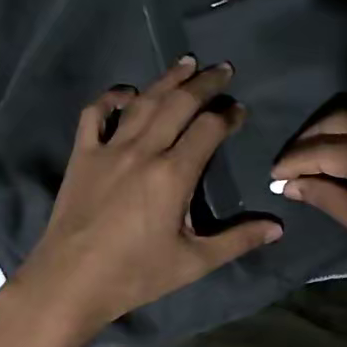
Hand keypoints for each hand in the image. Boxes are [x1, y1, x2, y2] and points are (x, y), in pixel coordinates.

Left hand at [14, 57, 282, 334]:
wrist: (69, 283)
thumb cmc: (135, 275)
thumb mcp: (194, 262)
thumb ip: (238, 240)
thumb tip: (278, 227)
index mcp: (173, 174)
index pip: (209, 128)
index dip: (228, 114)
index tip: (240, 110)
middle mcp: (143, 151)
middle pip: (179, 103)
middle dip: (205, 83)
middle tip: (223, 69)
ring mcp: (109, 149)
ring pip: (143, 101)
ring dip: (167, 79)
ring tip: (187, 63)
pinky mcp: (83, 155)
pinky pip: (95, 113)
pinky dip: (112, 97)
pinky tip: (127, 93)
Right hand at [271, 113, 346, 300]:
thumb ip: (328, 198)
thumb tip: (289, 183)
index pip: (323, 148)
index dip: (294, 160)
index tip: (272, 175)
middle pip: (339, 119)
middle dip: (309, 138)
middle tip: (288, 165)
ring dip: (331, 133)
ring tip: (310, 162)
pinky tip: (345, 158)